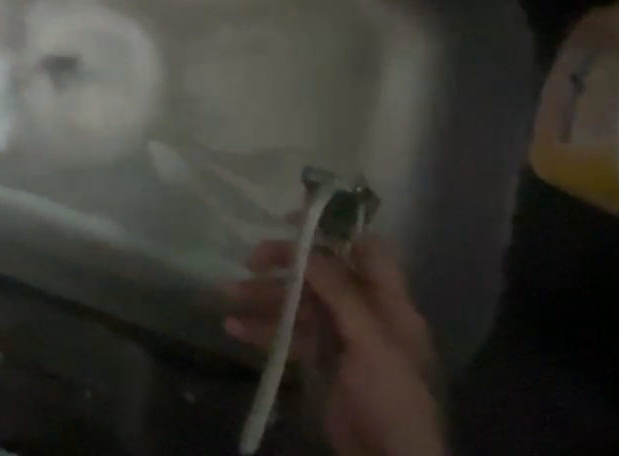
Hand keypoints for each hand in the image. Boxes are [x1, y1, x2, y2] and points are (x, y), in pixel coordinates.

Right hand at [225, 238, 446, 455]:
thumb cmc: (391, 397)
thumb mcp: (371, 342)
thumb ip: (342, 293)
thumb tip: (310, 247)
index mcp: (389, 304)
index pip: (367, 251)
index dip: (334, 230)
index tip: (292, 220)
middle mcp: (364, 313)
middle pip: (321, 273)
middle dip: (285, 263)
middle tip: (250, 260)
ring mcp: (339, 337)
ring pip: (297, 301)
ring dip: (262, 296)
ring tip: (227, 295)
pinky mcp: (318, 359)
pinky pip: (286, 333)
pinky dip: (260, 328)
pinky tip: (233, 328)